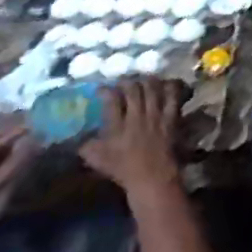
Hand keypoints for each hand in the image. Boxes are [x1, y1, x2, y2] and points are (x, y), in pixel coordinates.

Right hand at [80, 78, 183, 198]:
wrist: (151, 173)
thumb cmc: (121, 167)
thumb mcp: (95, 158)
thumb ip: (85, 145)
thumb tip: (77, 135)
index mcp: (117, 127)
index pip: (111, 102)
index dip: (106, 91)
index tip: (102, 88)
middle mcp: (137, 117)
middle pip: (135, 92)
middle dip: (128, 82)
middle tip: (124, 80)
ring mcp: (157, 116)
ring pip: (154, 91)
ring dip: (148, 82)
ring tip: (143, 78)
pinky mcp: (172, 117)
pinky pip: (174, 97)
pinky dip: (171, 88)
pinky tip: (167, 83)